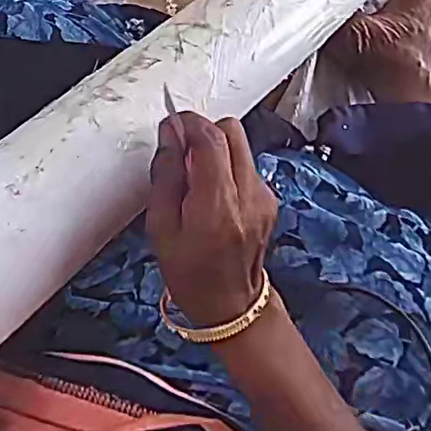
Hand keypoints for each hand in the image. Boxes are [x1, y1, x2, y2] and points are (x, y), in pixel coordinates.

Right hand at [147, 113, 279, 327]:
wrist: (231, 307)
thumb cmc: (189, 272)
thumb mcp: (160, 226)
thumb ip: (166, 174)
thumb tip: (171, 135)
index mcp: (217, 206)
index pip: (211, 141)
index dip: (189, 123)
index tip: (172, 124)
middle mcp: (248, 195)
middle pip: (231, 131)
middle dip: (203, 131)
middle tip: (183, 150)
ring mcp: (264, 196)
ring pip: (240, 143)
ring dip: (215, 147)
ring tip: (196, 175)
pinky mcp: (270, 198)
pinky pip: (246, 162)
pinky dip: (227, 165)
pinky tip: (213, 191)